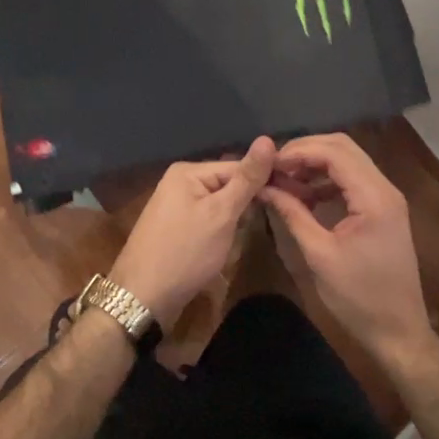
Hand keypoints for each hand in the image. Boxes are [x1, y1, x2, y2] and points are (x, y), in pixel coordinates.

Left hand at [109, 137, 276, 322]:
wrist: (142, 299)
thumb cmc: (185, 252)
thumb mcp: (221, 214)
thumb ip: (247, 179)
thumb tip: (267, 139)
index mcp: (188, 171)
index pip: (238, 166)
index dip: (266, 179)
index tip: (296, 193)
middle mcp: (180, 182)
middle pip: (228, 183)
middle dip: (252, 198)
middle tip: (284, 211)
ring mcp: (176, 206)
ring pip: (220, 202)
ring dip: (239, 214)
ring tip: (268, 223)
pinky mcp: (177, 227)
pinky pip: (208, 217)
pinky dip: (224, 226)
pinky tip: (237, 237)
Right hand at [260, 133, 434, 362]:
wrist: (398, 332)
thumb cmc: (358, 298)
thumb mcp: (319, 256)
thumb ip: (293, 214)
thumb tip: (265, 187)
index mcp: (374, 197)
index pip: (335, 153)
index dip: (299, 152)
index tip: (269, 164)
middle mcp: (385, 188)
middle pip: (343, 148)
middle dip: (306, 151)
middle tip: (274, 167)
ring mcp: (387, 198)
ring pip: (349, 161)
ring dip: (316, 164)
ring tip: (284, 180)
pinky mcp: (383, 209)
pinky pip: (354, 180)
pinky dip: (328, 179)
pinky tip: (305, 195)